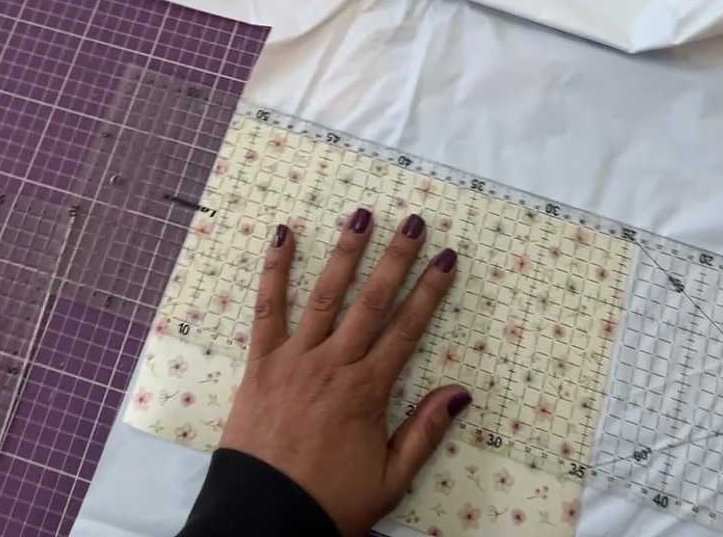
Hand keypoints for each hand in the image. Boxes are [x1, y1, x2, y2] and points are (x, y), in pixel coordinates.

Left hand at [220, 208, 468, 536]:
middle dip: (396, 258)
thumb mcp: (389, 479)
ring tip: (362, 215)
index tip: (447, 258)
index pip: (407, 329)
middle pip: (372, 301)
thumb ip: (424, 432)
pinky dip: (275, 270)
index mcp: (367, 390)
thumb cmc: (330, 502)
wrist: (262, 522)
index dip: (430, 291)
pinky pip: (267, 309)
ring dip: (346, 253)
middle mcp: (333, 364)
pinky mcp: (261, 360)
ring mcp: (295, 357)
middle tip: (414, 222)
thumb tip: (461, 391)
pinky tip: (283, 235)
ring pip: (325, 295)